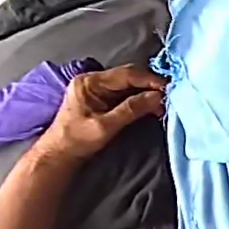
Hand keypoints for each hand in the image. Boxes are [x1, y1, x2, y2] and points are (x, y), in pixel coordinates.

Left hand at [33, 64, 166, 165]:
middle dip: (150, 84)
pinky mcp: (103, 97)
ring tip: (162, 103)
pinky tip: (152, 105)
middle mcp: (94, 80)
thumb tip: (158, 96)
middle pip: (129, 76)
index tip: (168, 88)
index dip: (149, 79)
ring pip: (130, 83)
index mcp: (89, 82)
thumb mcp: (106, 126)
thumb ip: (131, 109)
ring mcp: (98, 88)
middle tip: (168, 96)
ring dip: (147, 91)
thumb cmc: (78, 140)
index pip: (125, 74)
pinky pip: (127, 92)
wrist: (60, 154)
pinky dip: (141, 97)